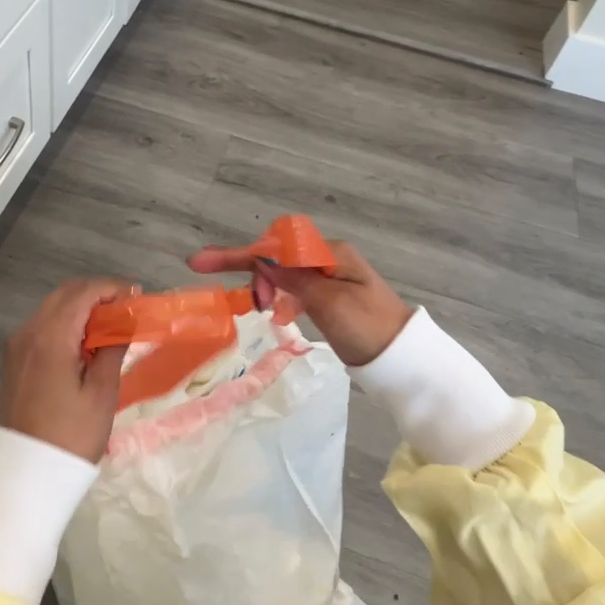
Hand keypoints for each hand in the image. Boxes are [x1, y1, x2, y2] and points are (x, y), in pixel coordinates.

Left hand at [0, 279, 132, 461]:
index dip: (112, 289)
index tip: (137, 297)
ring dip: (80, 309)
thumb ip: (112, 350)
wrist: (27, 474)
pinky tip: (85, 343)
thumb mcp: (101, 393)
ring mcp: (16, 347)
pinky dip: (64, 324)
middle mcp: (28, 333)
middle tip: (126, 309)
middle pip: (64, 295)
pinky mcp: (13, 362)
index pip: (83, 293)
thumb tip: (123, 324)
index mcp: (50, 337)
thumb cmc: (71, 435)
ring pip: (51, 309)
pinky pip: (41, 328)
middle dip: (96, 295)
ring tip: (110, 325)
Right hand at [187, 235, 411, 365]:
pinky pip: (294, 288)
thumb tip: (262, 258)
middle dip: (252, 272)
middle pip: (276, 256)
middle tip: (248, 303)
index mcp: (329, 254)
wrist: (402, 358)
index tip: (202, 262)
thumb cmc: (367, 328)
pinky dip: (280, 298)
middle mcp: (327, 259)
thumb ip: (294, 278)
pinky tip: (277, 315)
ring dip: (266, 286)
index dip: (239, 254)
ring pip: (282, 273)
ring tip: (261, 310)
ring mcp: (328, 277)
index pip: (275, 246)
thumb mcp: (329, 303)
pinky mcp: (328, 296)